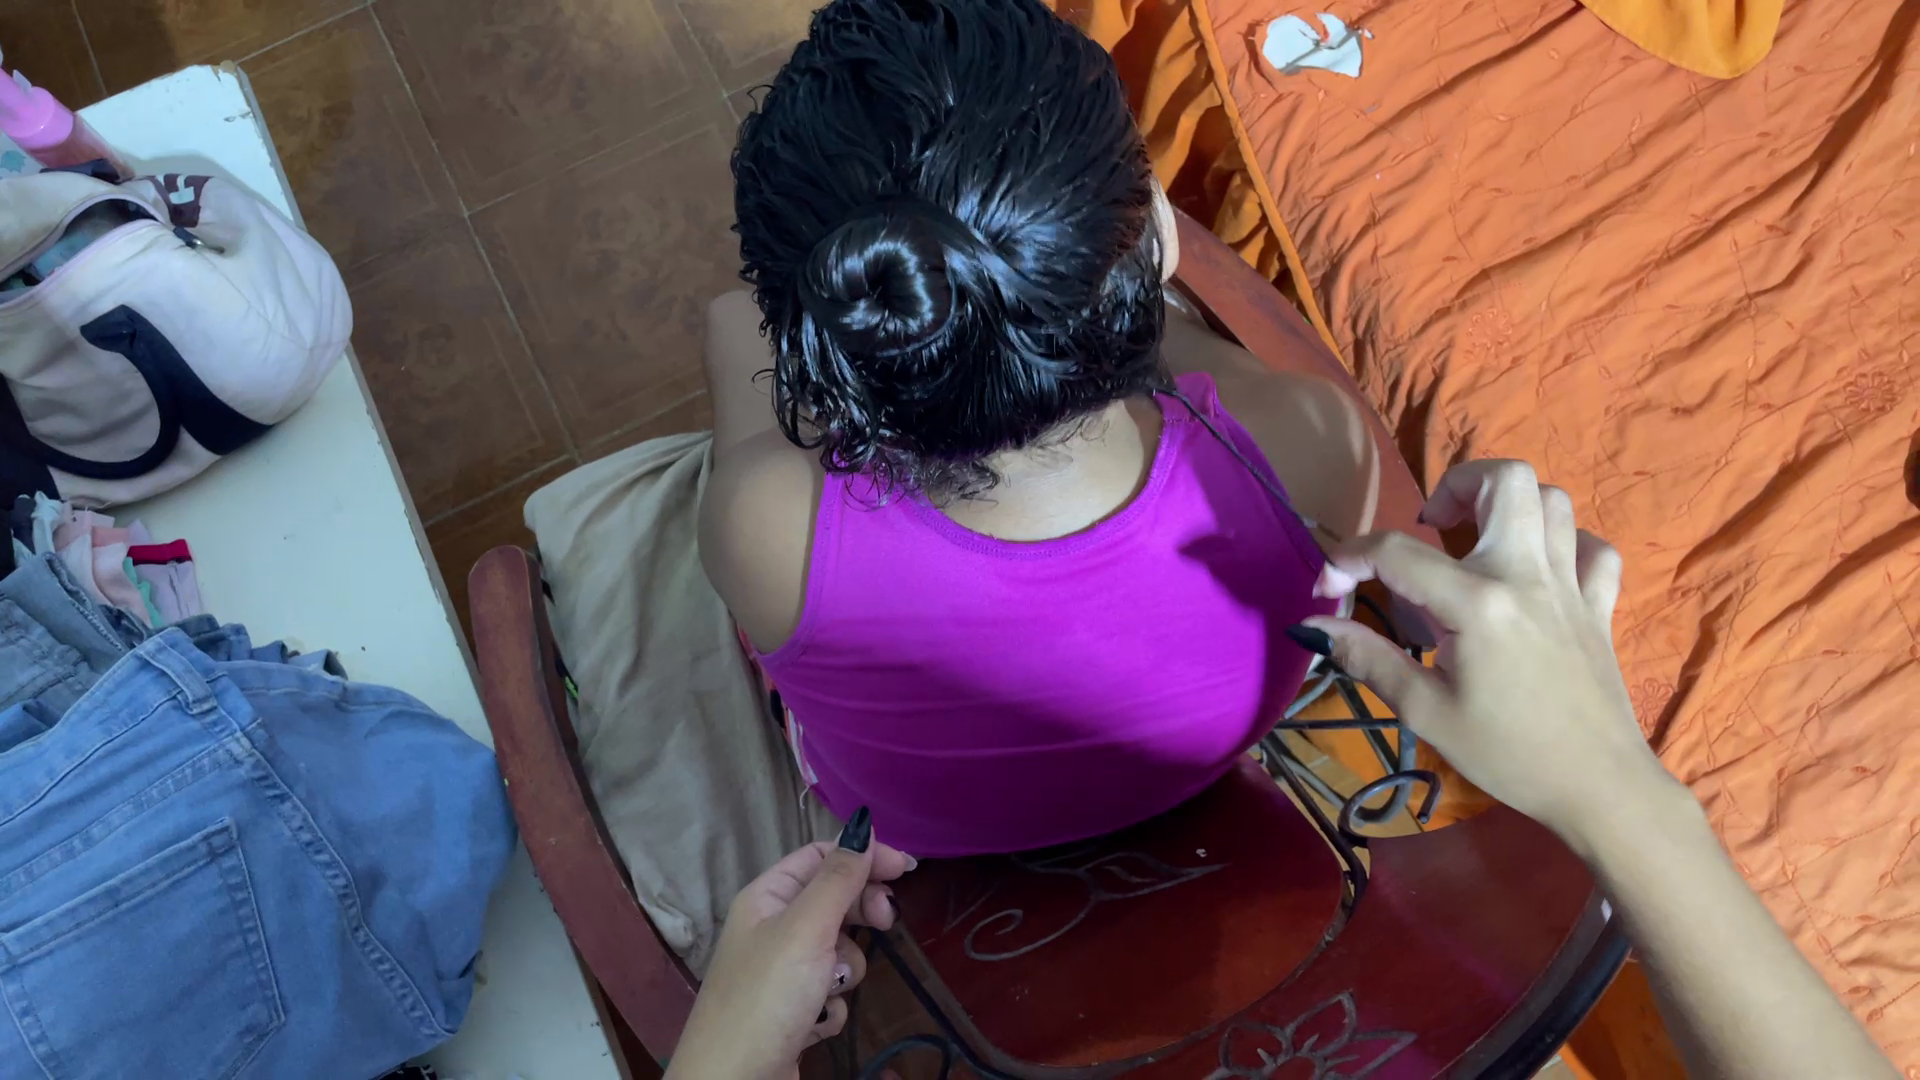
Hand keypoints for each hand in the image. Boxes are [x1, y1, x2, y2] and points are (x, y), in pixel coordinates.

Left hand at [666, 809, 914, 1079]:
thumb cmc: (768, 997)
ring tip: (832, 988)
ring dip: (846, 965)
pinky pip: (829, 989)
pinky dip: (832, 1003)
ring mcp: (782, 972)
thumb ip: (839, 876)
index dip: (863, 856)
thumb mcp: (807, 927)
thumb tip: (864, 824)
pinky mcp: (792, 1011)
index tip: (905, 869)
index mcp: (768, 895)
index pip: (822, 855)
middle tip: (888, 923)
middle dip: (862, 910)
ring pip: (837, 946)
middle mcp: (773, 927)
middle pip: (834, 898)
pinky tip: (818, 1022)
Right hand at [1297, 459, 1686, 849]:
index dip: (1347, 560)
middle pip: (1503, 482)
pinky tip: (1530, 567)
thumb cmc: (1506, 752)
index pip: (1394, 552)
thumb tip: (1311, 625)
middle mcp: (1526, 576)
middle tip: (1426, 524)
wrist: (1601, 789)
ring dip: (1502, 505)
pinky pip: (1590, 545)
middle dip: (1452, 487)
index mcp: (1476, 604)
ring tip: (1470, 538)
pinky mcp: (1599, 604)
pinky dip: (1558, 541)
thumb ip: (1365, 656)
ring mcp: (1571, 586)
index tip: (1328, 589)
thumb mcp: (1422, 709)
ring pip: (1551, 499)